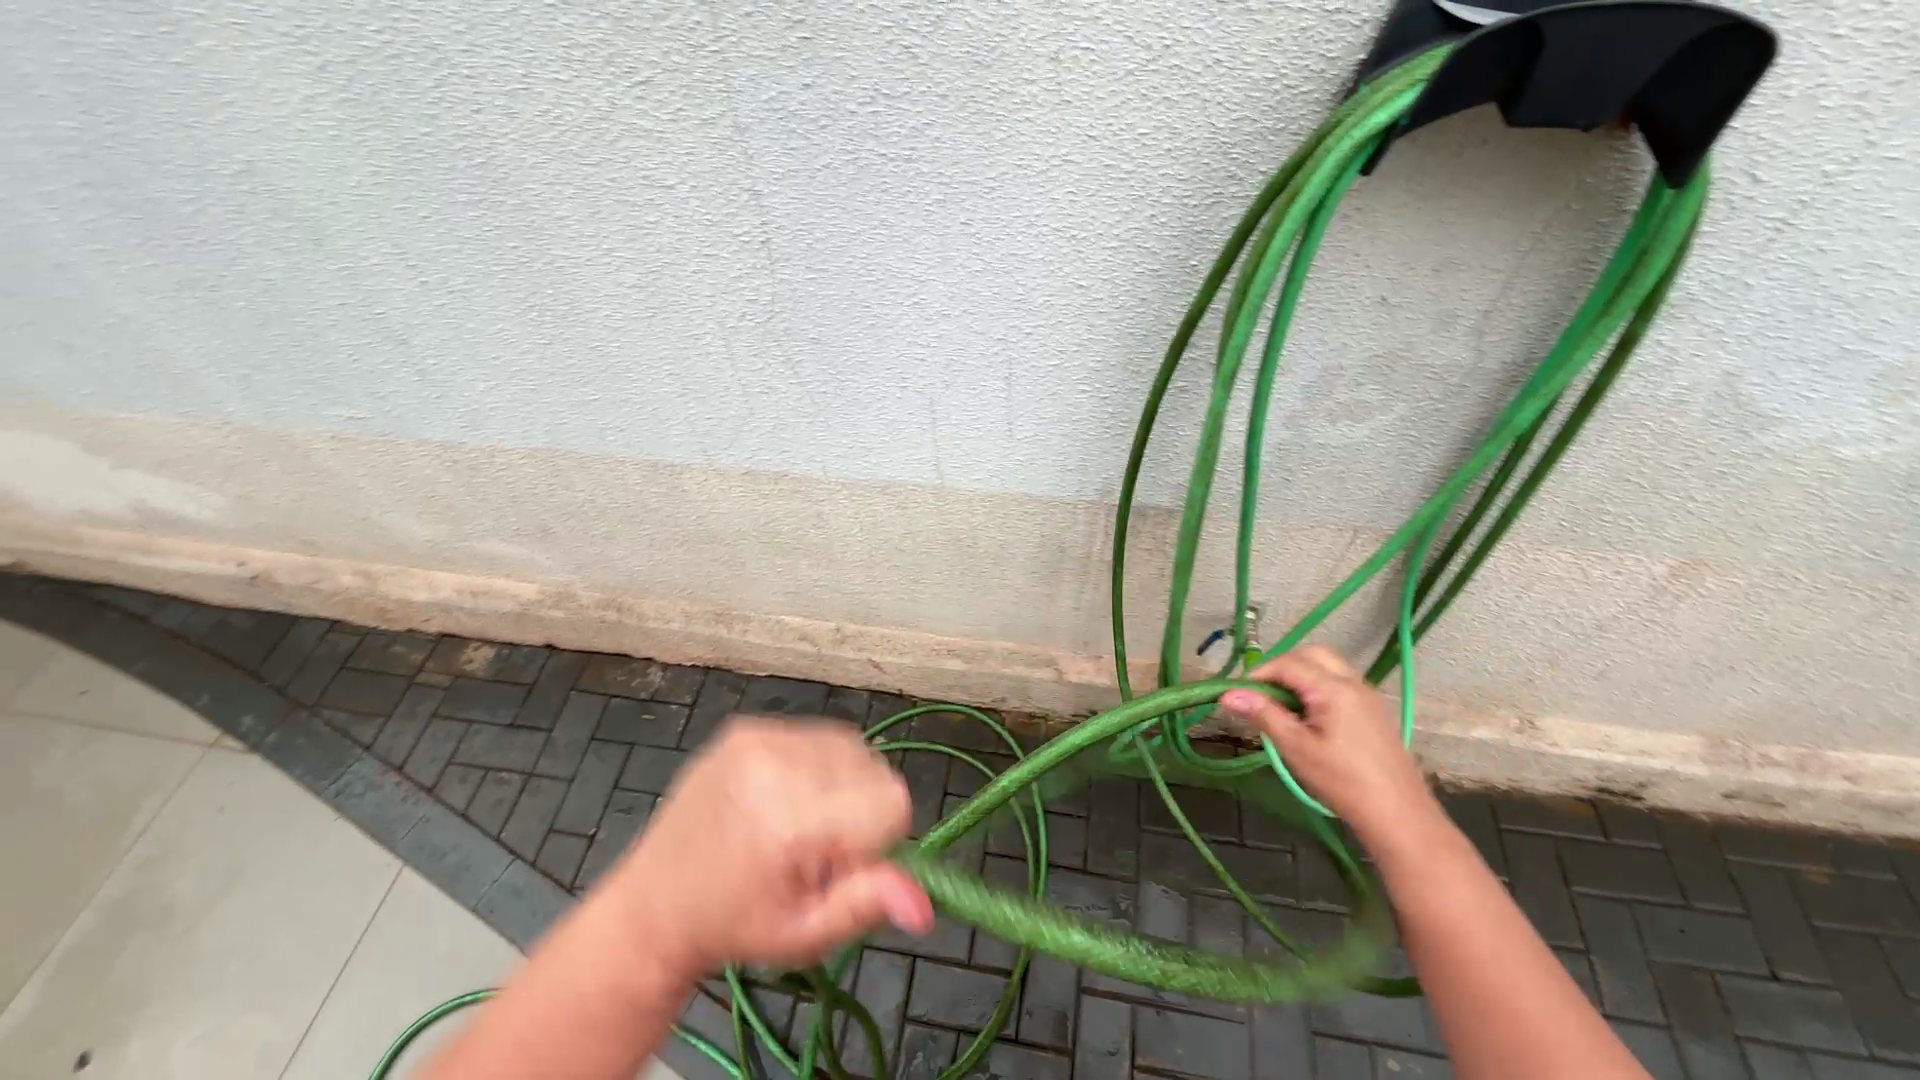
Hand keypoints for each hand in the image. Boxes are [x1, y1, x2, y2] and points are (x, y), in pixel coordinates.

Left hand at [601, 716, 933, 978]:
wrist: (653, 902)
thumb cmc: (733, 924)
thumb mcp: (803, 934)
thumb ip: (866, 906)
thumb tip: (926, 904)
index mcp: (789, 820)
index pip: (891, 801)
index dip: (880, 840)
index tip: (843, 867)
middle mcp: (776, 764)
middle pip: (875, 771)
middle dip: (862, 812)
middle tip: (817, 853)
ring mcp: (759, 738)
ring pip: (854, 750)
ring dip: (844, 787)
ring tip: (800, 825)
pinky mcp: (748, 727)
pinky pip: (820, 737)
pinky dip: (820, 768)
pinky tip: (786, 799)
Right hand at [1216, 645, 1434, 837]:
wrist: (1397, 812)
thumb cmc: (1341, 780)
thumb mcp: (1295, 748)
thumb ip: (1263, 714)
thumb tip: (1227, 694)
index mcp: (1334, 688)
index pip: (1288, 663)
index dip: (1259, 674)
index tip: (1239, 695)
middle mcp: (1353, 683)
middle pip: (1312, 654)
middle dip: (1282, 666)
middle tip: (1262, 693)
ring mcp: (1368, 695)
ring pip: (1329, 667)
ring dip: (1301, 675)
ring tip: (1282, 706)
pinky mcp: (1374, 711)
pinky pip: (1341, 683)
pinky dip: (1319, 686)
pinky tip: (1309, 717)